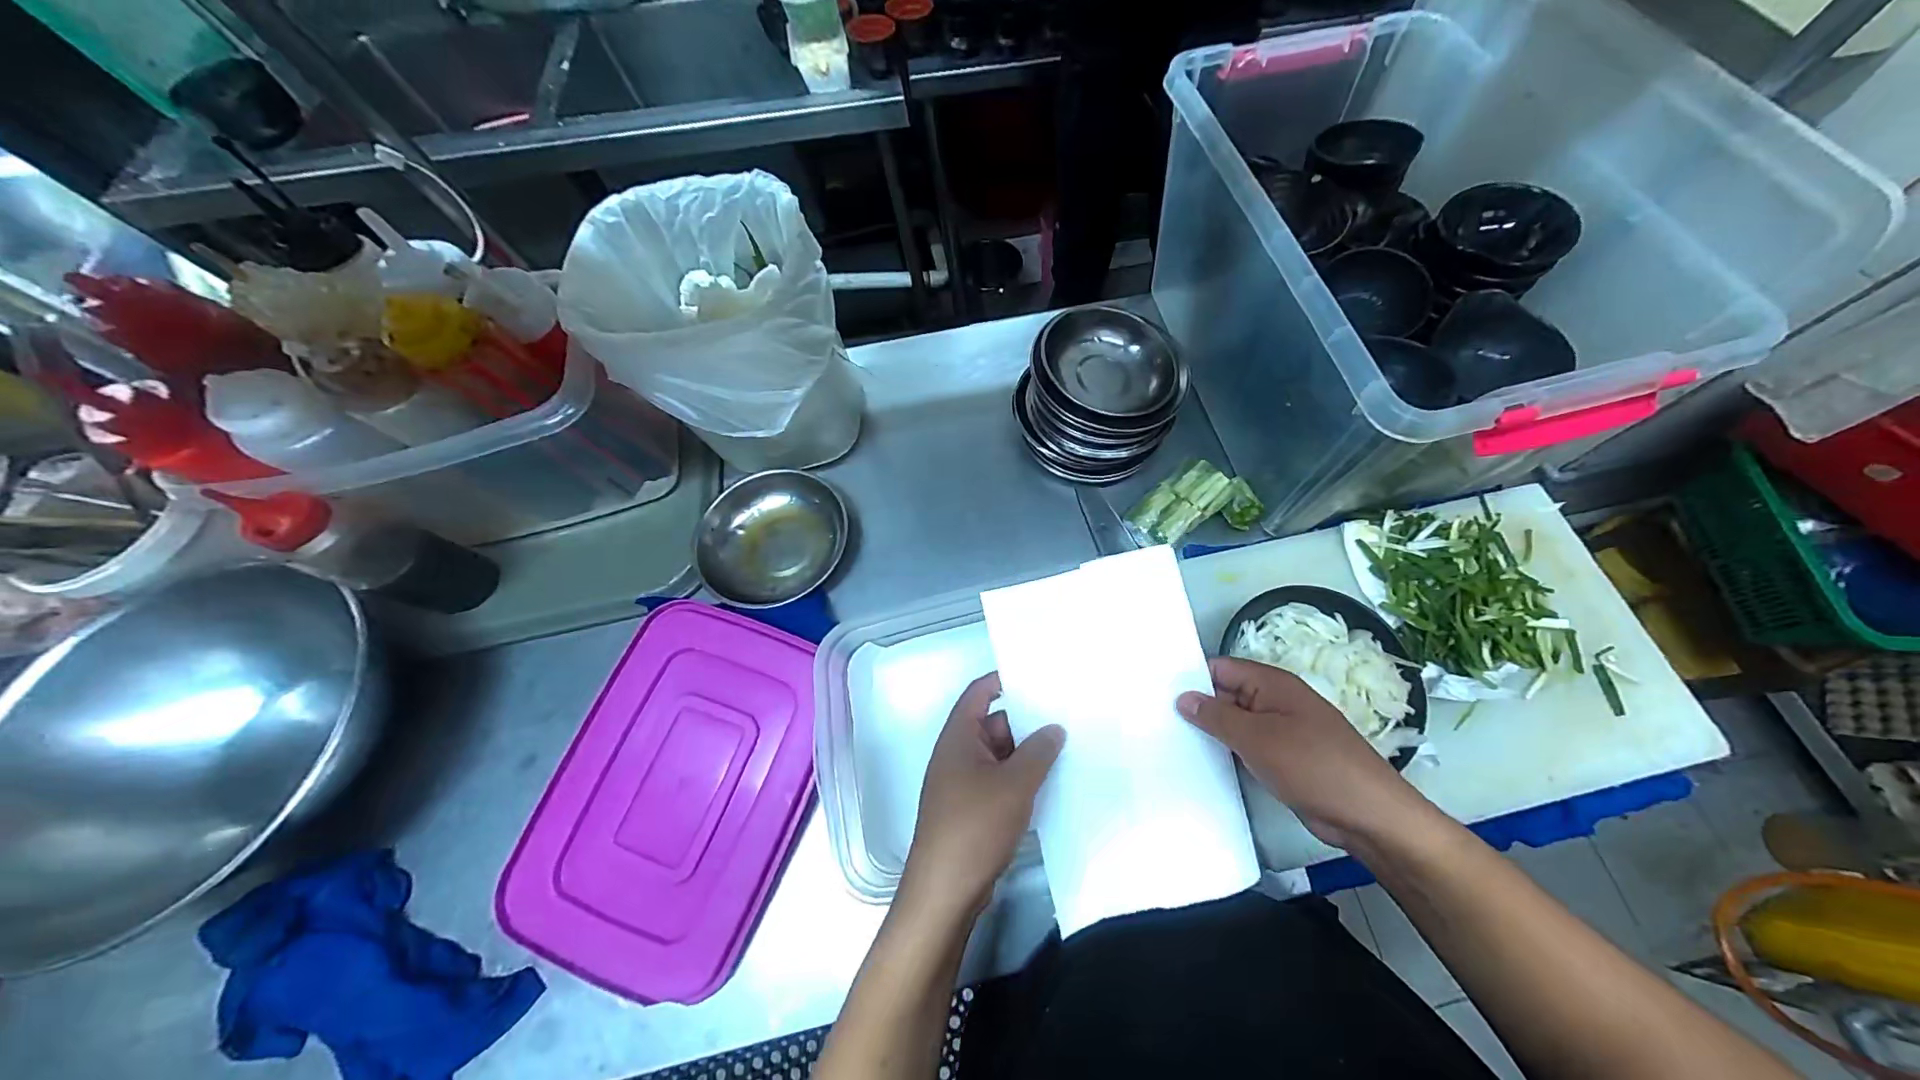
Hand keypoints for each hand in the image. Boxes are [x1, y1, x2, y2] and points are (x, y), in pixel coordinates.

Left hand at [901, 672, 1064, 919]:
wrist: (946, 889)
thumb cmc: (976, 825)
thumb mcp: (1015, 783)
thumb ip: (1038, 751)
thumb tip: (1053, 728)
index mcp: (958, 737)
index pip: (978, 693)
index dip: (1003, 680)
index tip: (1036, 676)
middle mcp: (956, 755)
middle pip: (992, 724)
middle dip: (1025, 722)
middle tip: (1064, 717)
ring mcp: (961, 784)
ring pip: (997, 756)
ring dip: (1025, 754)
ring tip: (1065, 749)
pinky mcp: (969, 810)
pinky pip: (997, 782)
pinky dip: (1018, 779)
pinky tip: (1048, 785)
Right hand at [1177, 657, 1433, 848]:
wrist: (1369, 816)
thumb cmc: (1314, 767)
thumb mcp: (1257, 738)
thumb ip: (1216, 716)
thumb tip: (1184, 697)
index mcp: (1272, 683)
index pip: (1220, 668)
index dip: (1191, 678)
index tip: (1159, 693)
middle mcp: (1276, 701)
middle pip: (1226, 695)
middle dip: (1197, 707)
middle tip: (1157, 721)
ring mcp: (1282, 731)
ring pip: (1236, 724)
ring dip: (1212, 733)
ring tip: (1172, 742)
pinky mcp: (1285, 758)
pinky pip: (1248, 747)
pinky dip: (1229, 753)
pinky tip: (1204, 764)